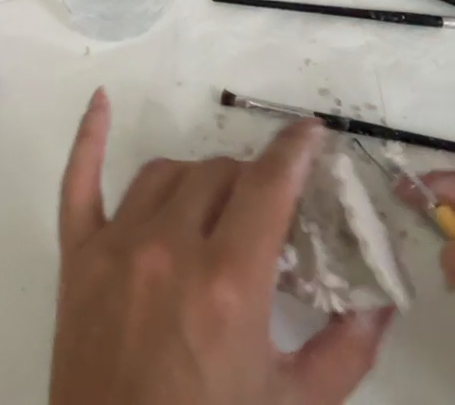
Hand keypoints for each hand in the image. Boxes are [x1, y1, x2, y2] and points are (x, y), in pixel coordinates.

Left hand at [49, 90, 392, 404]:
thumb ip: (345, 354)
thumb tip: (378, 306)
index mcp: (228, 282)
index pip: (268, 187)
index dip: (293, 152)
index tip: (308, 131)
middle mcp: (170, 248)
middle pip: (218, 175)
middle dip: (250, 181)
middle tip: (264, 209)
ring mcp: (116, 246)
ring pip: (164, 173)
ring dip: (197, 178)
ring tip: (214, 201)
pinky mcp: (76, 256)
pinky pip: (78, 181)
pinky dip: (89, 137)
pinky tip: (101, 101)